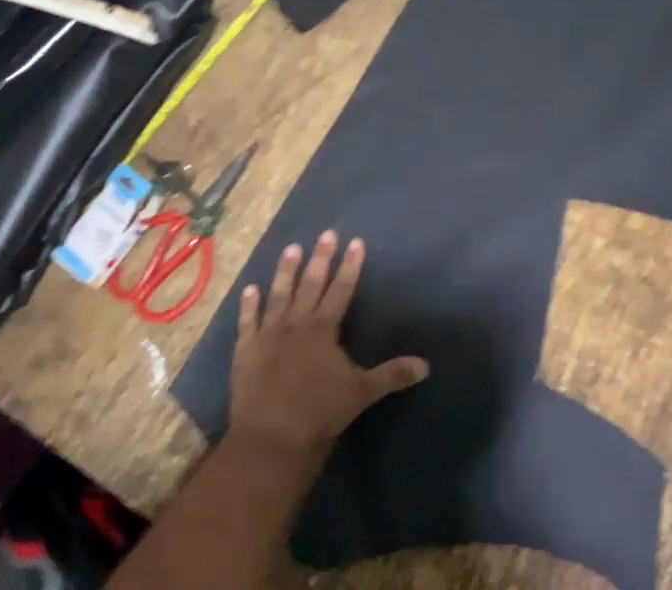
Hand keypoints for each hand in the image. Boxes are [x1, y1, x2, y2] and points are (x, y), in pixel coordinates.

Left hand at [228, 232, 429, 461]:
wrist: (271, 436)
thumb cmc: (319, 412)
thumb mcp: (361, 393)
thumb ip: (392, 375)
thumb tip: (426, 365)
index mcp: (323, 330)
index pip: (341, 290)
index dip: (350, 266)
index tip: (355, 242)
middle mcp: (295, 324)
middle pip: (309, 285)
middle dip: (320, 259)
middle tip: (326, 234)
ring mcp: (267, 335)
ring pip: (278, 296)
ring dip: (285, 272)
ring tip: (291, 248)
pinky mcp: (245, 351)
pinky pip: (247, 322)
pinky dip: (248, 305)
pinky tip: (250, 289)